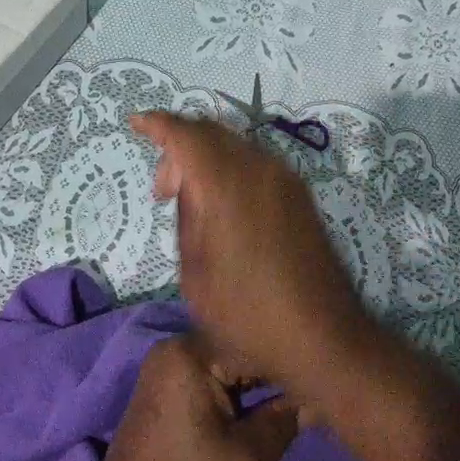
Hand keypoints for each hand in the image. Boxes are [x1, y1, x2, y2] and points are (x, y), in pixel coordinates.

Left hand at [91, 335, 297, 460]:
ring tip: (289, 392)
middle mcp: (174, 345)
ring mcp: (164, 365)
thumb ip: (285, 420)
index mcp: (189, 350)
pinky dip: (233, 389)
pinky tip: (258, 402)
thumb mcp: (247, 458)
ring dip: (254, 379)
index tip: (315, 373)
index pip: (253, 338)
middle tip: (307, 386)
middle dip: (271, 367)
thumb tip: (319, 399)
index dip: (288, 357)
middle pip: (237, 345)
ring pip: (224, 361)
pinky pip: (208, 374)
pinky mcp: (162, 386)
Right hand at [131, 112, 371, 393]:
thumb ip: (187, 218)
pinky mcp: (300, 194)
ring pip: (234, 144)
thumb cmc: (247, 314)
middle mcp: (258, 167)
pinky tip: (224, 207)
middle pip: (210, 131)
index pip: (184, 134)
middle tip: (164, 192)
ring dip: (206, 158)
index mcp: (226, 183)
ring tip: (192, 203)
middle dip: (179, 147)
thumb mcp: (195, 273)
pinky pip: (255, 162)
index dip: (157, 124)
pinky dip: (230, 168)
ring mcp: (284, 178)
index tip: (136, 123)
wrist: (323, 337)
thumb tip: (189, 190)